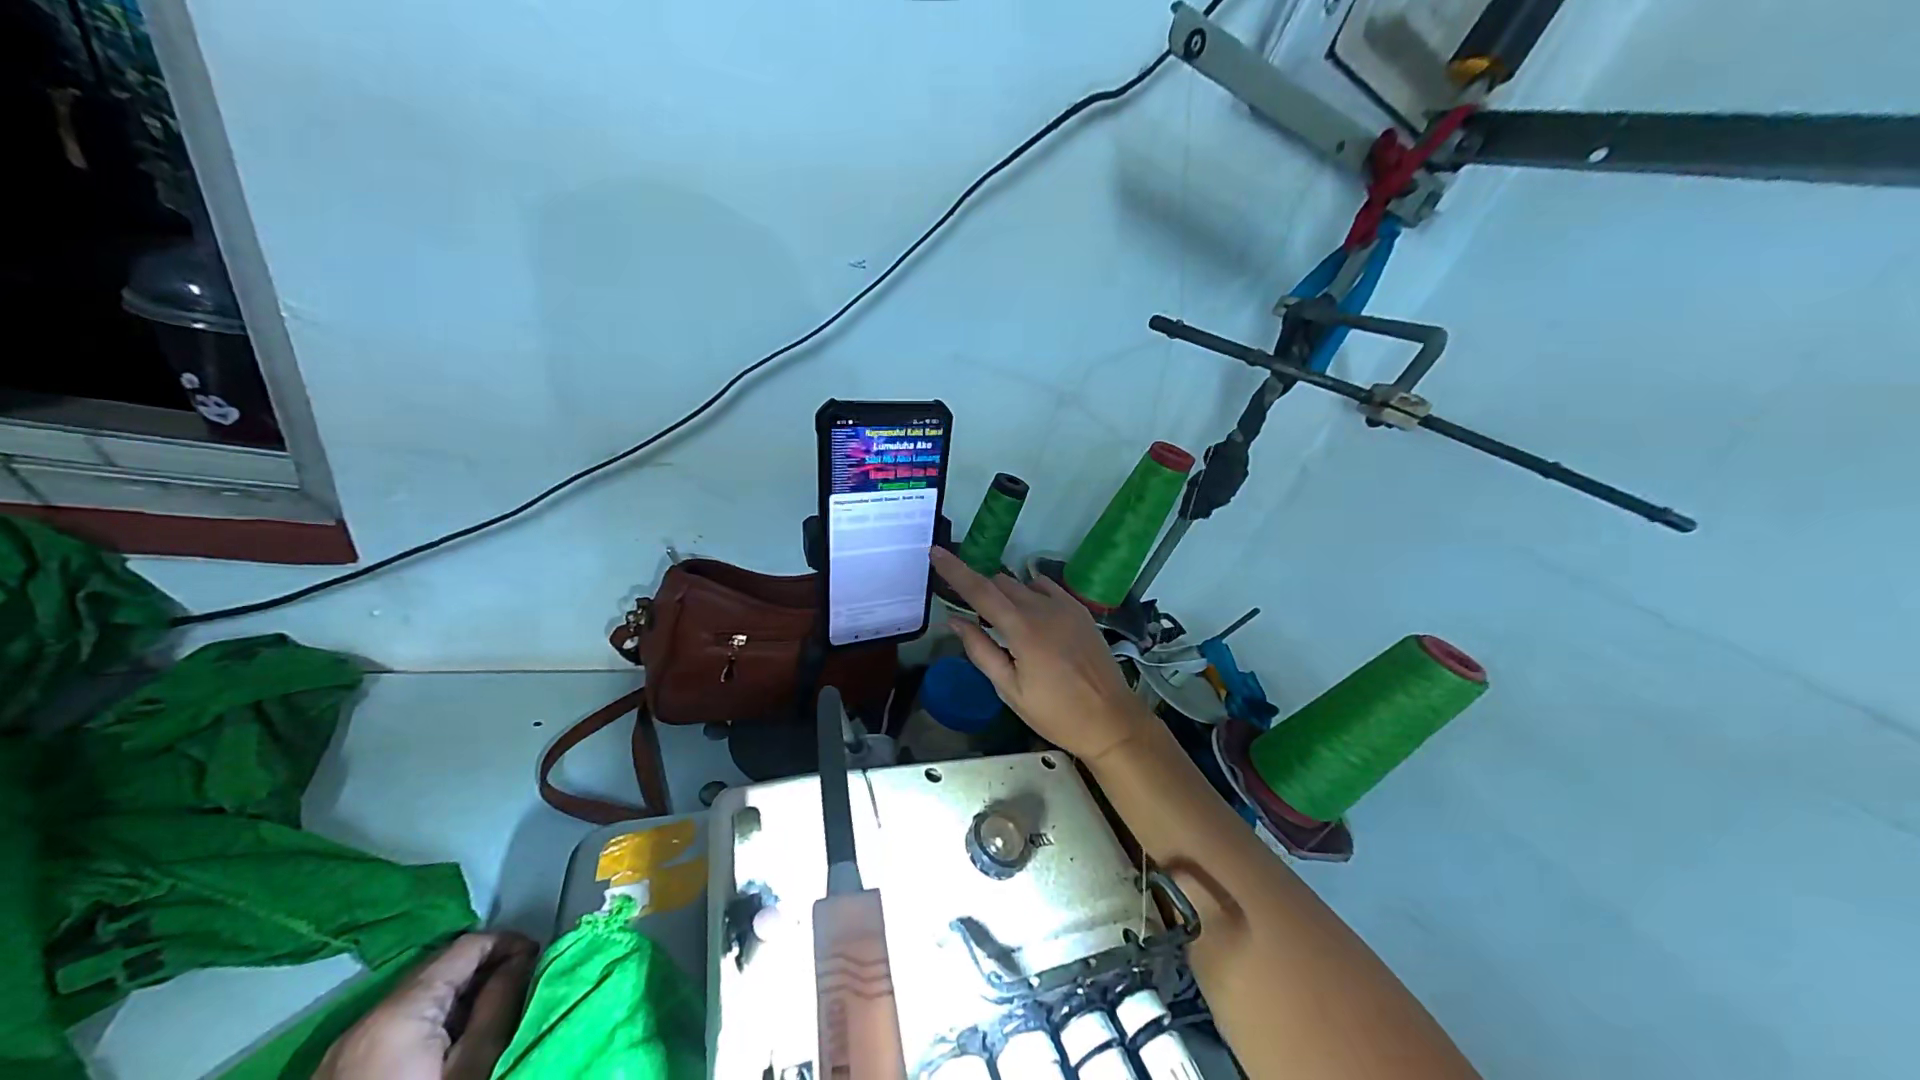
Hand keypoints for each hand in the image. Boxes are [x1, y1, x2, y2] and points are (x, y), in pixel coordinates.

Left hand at [316, 932, 536, 1079]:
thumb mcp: (474, 1068)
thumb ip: (500, 1006)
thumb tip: (522, 960)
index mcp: (401, 1011)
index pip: (466, 946)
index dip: (509, 943)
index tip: (538, 960)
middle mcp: (367, 1019)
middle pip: (439, 969)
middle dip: (486, 969)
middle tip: (523, 986)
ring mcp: (347, 1049)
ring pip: (418, 998)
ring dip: (461, 997)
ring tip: (495, 1015)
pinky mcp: (339, 1075)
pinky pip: (397, 1027)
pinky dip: (434, 1022)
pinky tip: (453, 1045)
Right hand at [929, 546, 1155, 763]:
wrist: (1111, 720)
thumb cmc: (1056, 713)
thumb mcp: (1009, 689)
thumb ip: (980, 650)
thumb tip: (955, 620)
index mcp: (1022, 629)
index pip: (979, 591)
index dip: (955, 570)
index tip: (936, 552)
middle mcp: (1043, 608)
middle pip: (1000, 583)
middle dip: (979, 590)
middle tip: (969, 612)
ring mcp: (1065, 606)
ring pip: (1022, 584)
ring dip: (1004, 595)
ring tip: (1003, 624)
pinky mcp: (1079, 611)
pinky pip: (1046, 588)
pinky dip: (1030, 594)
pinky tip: (1030, 615)